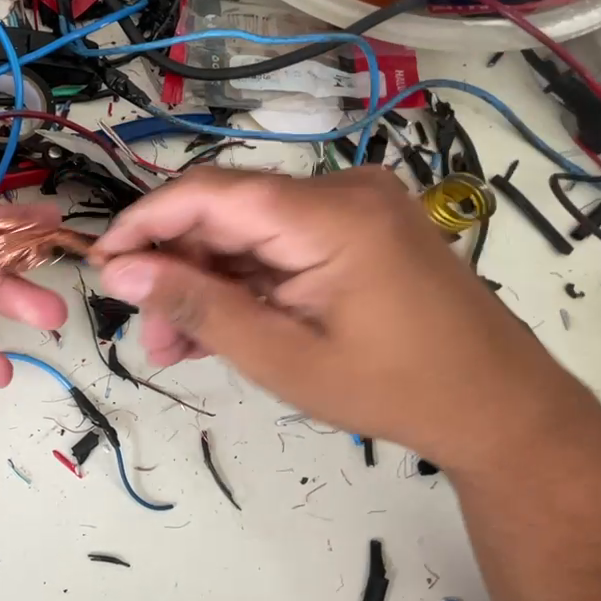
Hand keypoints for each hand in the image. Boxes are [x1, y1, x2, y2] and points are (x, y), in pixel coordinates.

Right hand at [87, 166, 592, 471]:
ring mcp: (349, 207)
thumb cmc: (392, 388)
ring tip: (175, 346)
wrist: (499, 408)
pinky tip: (213, 329)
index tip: (100, 265)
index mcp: (330, 215)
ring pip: (238, 233)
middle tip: (145, 332)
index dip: (142, 222)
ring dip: (199, 284)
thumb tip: (116, 271)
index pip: (207, 193)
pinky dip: (235, 284)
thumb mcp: (278, 356)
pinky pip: (269, 246)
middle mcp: (340, 192)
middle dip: (171, 269)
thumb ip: (194, 306)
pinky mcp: (351, 228)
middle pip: (220, 213)